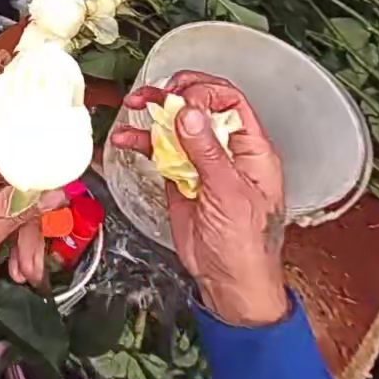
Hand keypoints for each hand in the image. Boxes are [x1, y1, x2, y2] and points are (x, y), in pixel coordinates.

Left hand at [0, 142, 65, 344]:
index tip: (48, 178)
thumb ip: (13, 209)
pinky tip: (22, 268)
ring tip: (29, 265)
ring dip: (25, 235)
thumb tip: (53, 190)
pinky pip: (7, 220)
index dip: (19, 165)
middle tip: (42, 227)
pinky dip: (18, 243)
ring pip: (10, 202)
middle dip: (24, 211)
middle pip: (3, 180)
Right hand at [110, 71, 288, 326]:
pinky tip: (127, 139)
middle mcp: (227, 149)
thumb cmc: (248, 248)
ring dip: (154, 112)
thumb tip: (190, 113)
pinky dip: (142, 142)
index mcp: (251, 149)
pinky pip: (160, 150)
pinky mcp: (181, 176)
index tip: (182, 99)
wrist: (229, 285)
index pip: (230, 102)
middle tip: (156, 92)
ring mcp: (202, 162)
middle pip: (201, 105)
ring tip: (134, 104)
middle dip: (177, 94)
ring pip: (177, 124)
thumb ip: (207, 153)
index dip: (205, 92)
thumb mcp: (230, 196)